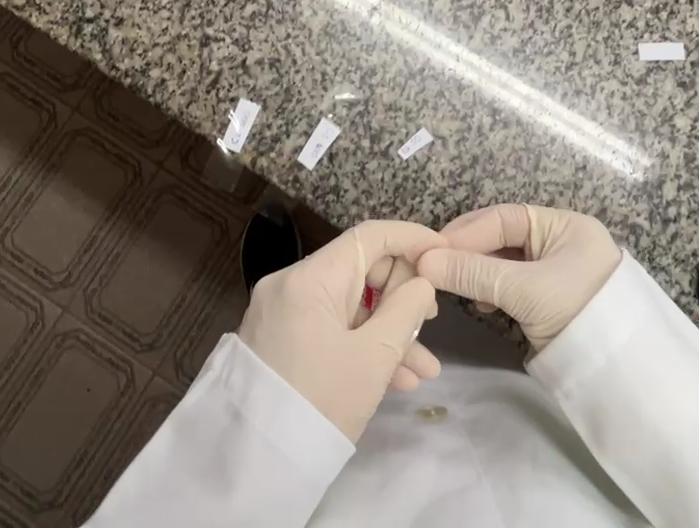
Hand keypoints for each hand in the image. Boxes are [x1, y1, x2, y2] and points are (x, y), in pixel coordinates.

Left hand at [238, 220, 443, 441]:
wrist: (255, 462)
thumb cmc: (321, 402)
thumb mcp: (374, 359)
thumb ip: (406, 311)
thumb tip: (421, 282)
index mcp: (309, 278)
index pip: (368, 236)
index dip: (411, 239)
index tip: (442, 255)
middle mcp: (290, 283)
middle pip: (359, 270)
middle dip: (401, 298)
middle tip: (431, 324)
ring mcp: (282, 311)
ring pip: (347, 306)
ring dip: (386, 331)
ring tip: (423, 370)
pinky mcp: (279, 338)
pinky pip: (329, 327)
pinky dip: (359, 344)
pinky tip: (394, 378)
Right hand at [417, 204, 621, 352]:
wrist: (622, 373)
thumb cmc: (579, 314)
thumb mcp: (524, 290)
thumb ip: (473, 273)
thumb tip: (424, 262)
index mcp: (564, 225)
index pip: (504, 217)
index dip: (466, 233)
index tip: (432, 251)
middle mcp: (561, 240)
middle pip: (503, 236)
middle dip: (468, 251)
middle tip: (434, 266)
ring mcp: (556, 269)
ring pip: (505, 261)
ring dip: (477, 271)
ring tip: (452, 284)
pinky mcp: (551, 296)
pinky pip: (512, 282)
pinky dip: (492, 288)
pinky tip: (480, 302)